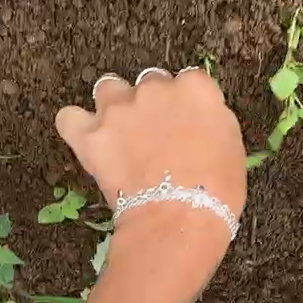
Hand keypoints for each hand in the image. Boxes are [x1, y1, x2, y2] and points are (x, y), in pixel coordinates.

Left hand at [56, 69, 246, 302]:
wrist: (178, 222)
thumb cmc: (216, 193)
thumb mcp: (232, 149)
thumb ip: (212, 120)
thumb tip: (196, 117)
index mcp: (195, 89)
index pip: (189, 80)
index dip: (187, 105)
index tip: (187, 125)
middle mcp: (155, 88)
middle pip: (150, 82)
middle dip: (152, 104)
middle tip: (156, 137)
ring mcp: (118, 108)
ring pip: (108, 89)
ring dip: (114, 106)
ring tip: (120, 134)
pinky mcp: (91, 134)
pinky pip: (70, 117)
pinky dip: (78, 127)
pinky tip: (90, 141)